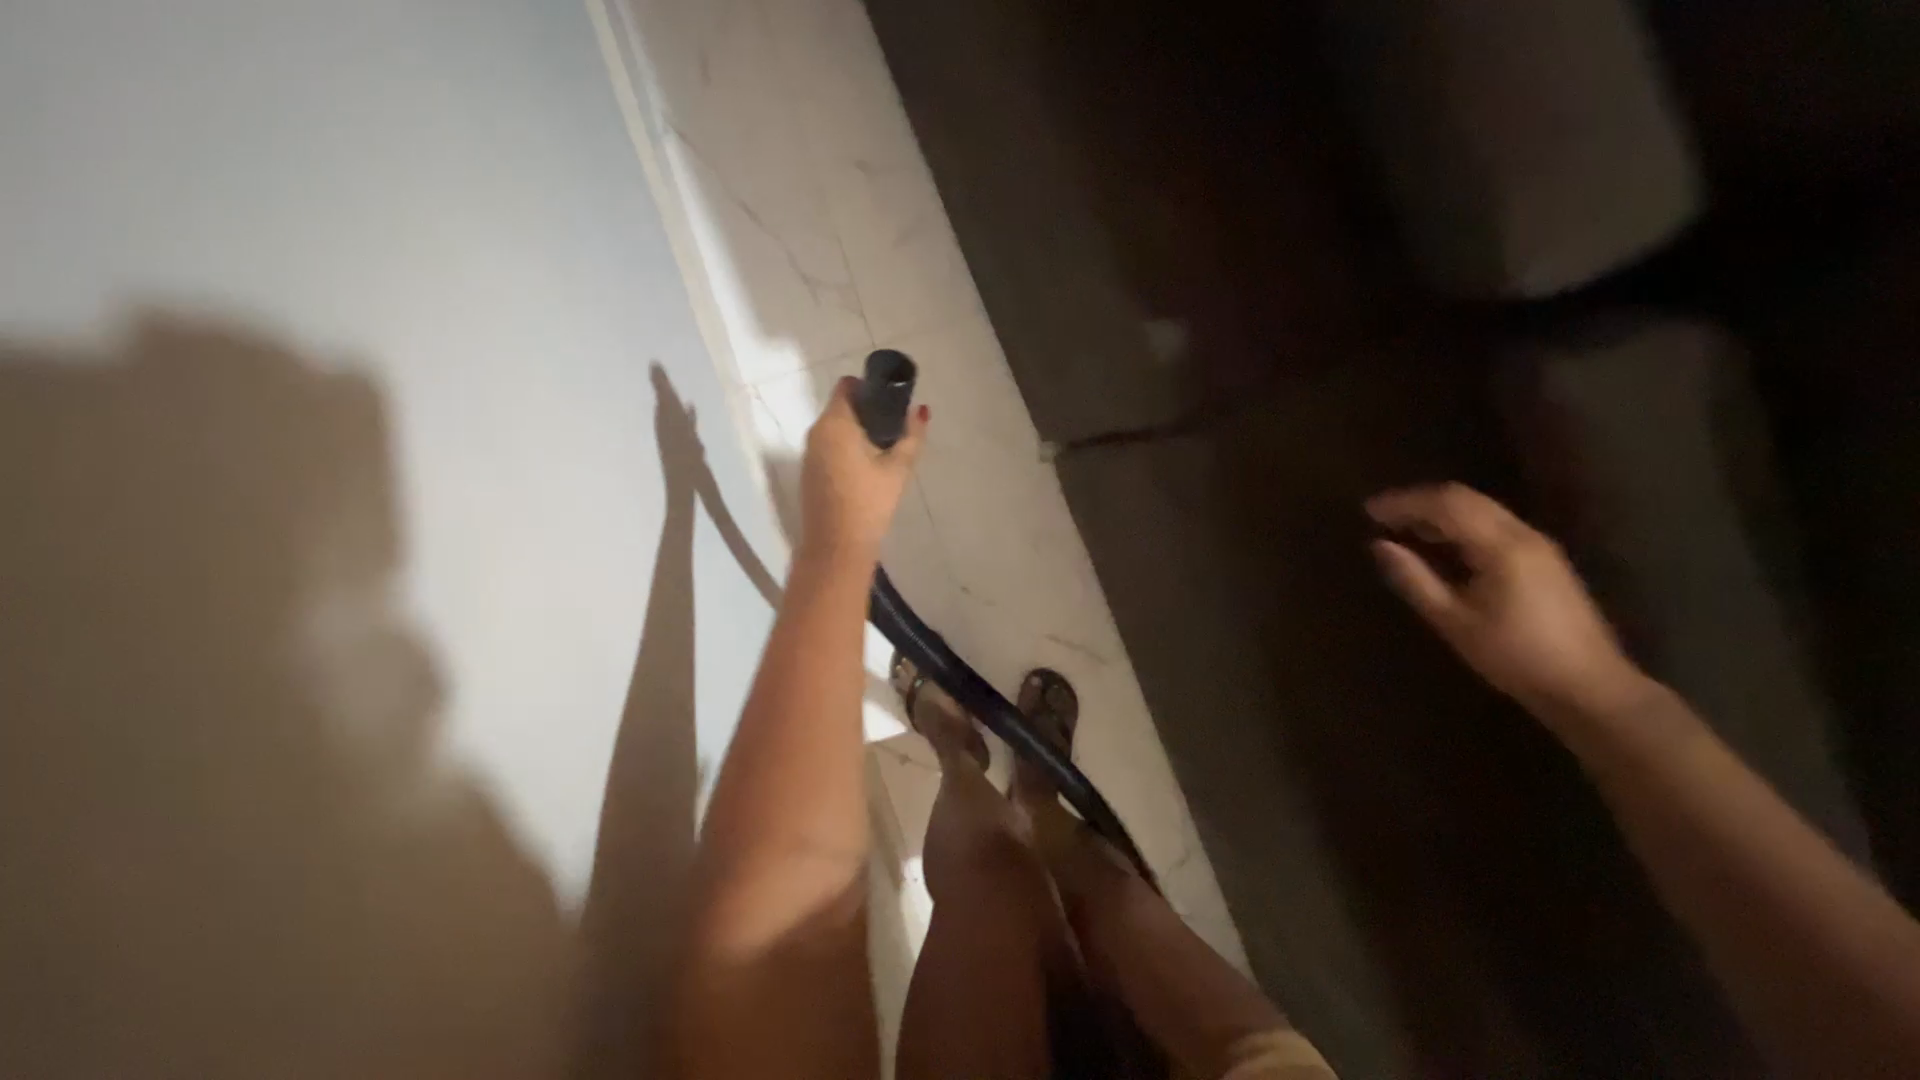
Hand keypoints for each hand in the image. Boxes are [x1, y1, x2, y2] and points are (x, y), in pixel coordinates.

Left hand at [798, 377, 927, 566]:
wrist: (836, 548)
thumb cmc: (869, 504)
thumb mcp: (898, 468)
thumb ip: (912, 435)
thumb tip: (921, 411)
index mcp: (835, 424)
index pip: (847, 386)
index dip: (869, 388)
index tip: (890, 403)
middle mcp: (816, 433)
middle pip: (841, 407)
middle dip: (867, 412)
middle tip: (894, 429)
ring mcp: (809, 453)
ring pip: (834, 428)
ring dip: (857, 432)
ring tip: (884, 450)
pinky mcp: (809, 472)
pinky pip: (829, 447)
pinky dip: (846, 448)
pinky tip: (867, 468)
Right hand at [1367, 483, 1647, 722]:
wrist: (1587, 686)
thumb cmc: (1514, 656)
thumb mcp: (1454, 621)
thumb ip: (1414, 579)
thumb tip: (1379, 546)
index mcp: (1501, 546)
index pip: (1445, 504)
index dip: (1404, 502)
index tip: (1368, 510)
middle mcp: (1522, 534)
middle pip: (1466, 499)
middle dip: (1420, 501)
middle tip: (1382, 516)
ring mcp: (1538, 545)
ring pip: (1482, 509)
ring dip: (1440, 512)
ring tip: (1404, 529)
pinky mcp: (1543, 559)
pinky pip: (1493, 525)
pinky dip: (1460, 525)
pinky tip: (1441, 546)